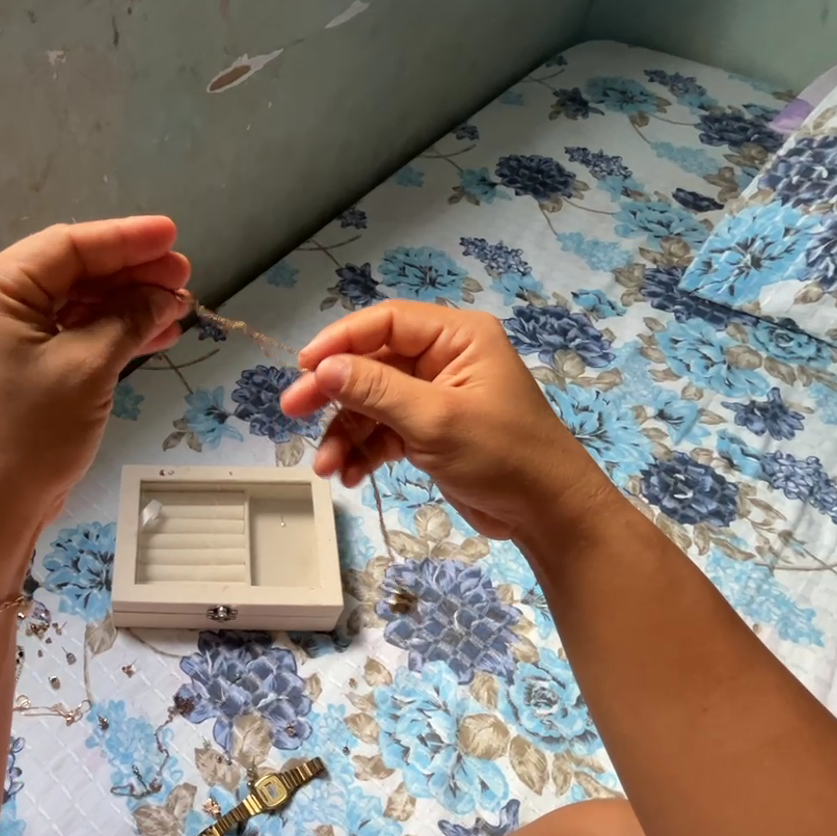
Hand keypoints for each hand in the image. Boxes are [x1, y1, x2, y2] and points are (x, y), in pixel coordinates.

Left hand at [0, 217, 190, 548]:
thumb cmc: (32, 436)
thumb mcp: (88, 368)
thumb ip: (130, 318)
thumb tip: (168, 294)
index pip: (66, 246)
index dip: (126, 240)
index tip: (174, 236)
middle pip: (68, 273)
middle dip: (128, 275)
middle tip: (183, 276)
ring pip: (68, 307)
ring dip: (121, 307)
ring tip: (176, 307)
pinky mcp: (7, 368)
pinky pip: (60, 337)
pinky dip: (102, 335)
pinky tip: (151, 334)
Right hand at [278, 300, 612, 539]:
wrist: (545, 512)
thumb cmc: (502, 455)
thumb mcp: (435, 419)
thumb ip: (376, 390)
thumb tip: (322, 368)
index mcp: (455, 337)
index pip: (384, 323)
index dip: (339, 341)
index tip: (302, 367)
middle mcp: (441, 360)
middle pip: (370, 364)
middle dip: (333, 393)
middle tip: (291, 412)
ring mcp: (432, 398)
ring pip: (370, 405)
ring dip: (344, 434)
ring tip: (326, 467)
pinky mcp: (426, 432)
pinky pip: (382, 433)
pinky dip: (363, 453)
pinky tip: (351, 476)